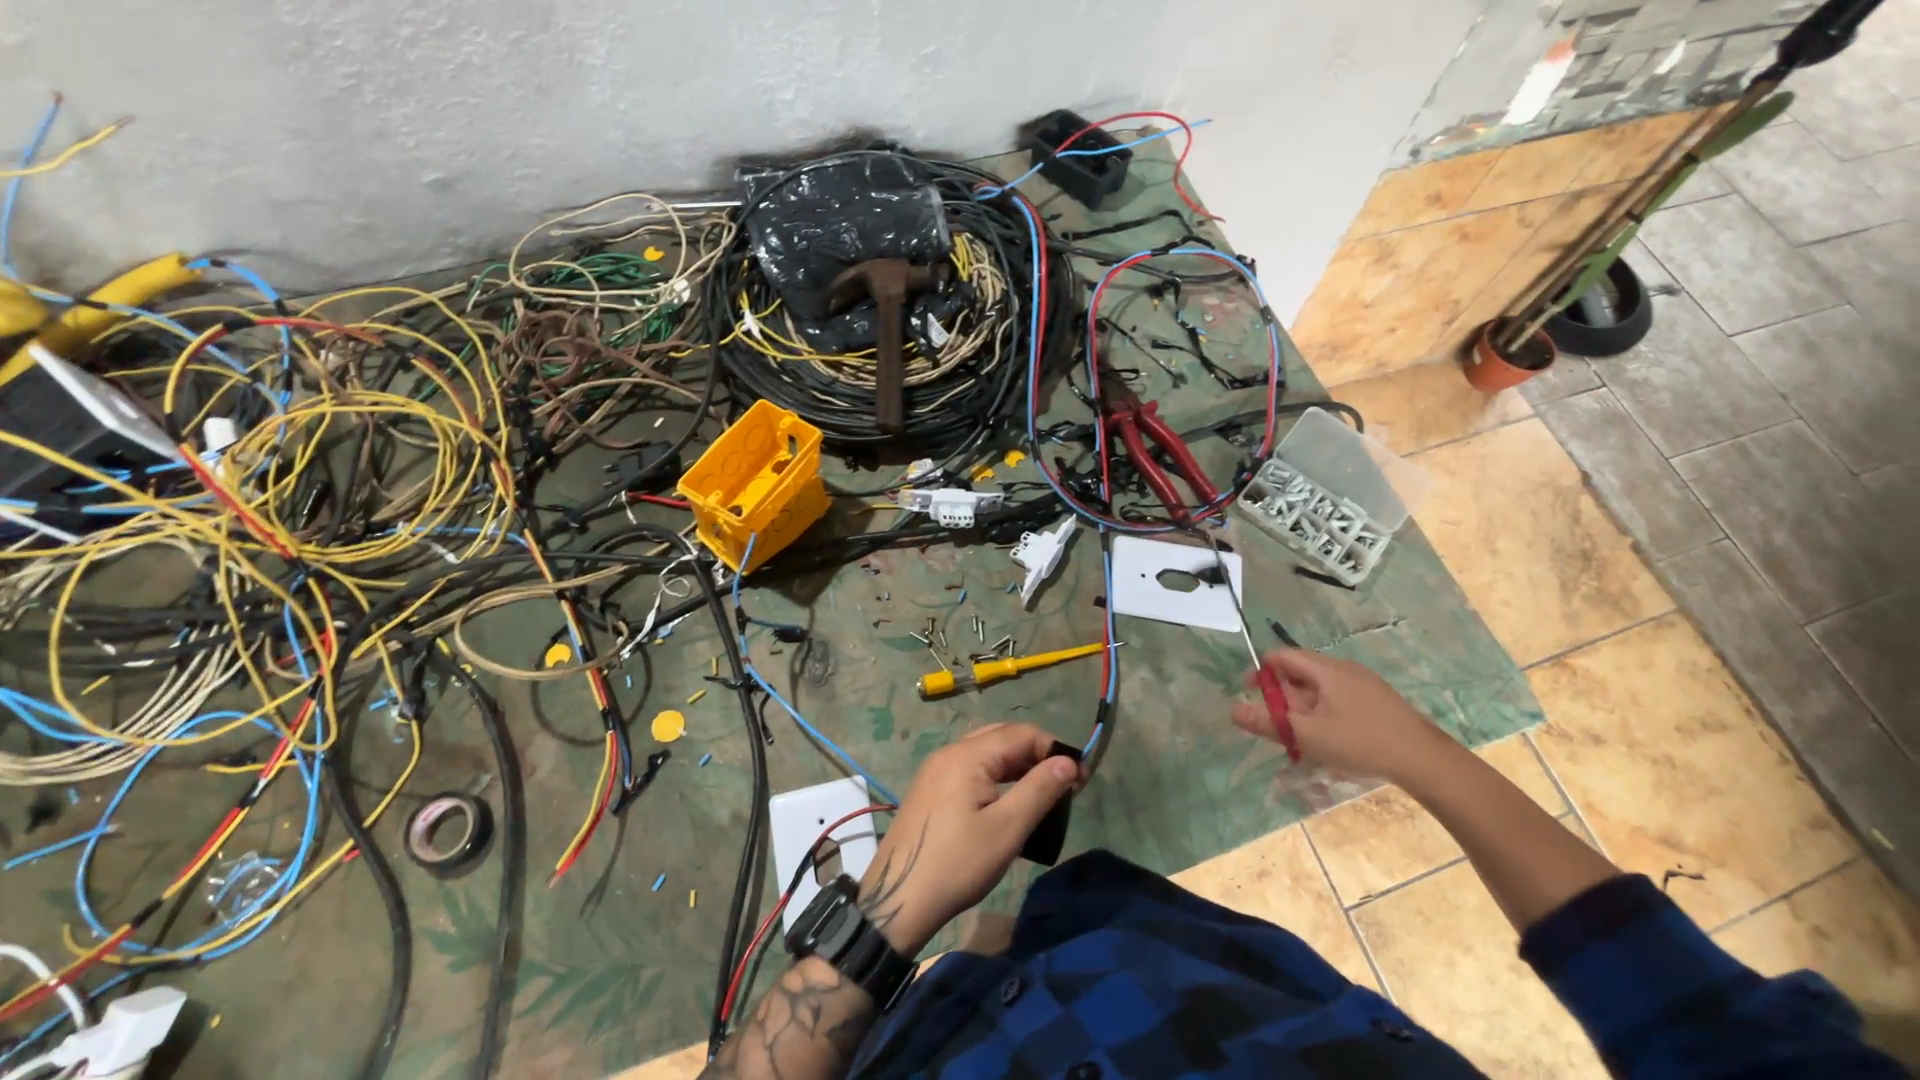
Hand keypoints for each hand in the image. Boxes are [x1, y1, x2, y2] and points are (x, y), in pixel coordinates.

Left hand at [856, 723, 1078, 954]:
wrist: (900, 899)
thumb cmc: (958, 863)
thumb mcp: (1007, 829)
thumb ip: (1040, 789)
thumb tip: (1068, 762)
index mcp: (967, 756)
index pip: (1021, 733)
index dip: (1054, 750)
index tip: (1080, 780)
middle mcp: (948, 754)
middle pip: (1001, 738)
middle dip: (1035, 755)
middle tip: (1062, 785)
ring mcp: (935, 772)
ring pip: (985, 755)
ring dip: (1016, 767)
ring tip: (1041, 795)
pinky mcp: (930, 792)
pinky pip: (970, 771)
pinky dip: (995, 779)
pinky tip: (1007, 805)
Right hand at [1230, 649, 1458, 784]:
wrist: (1423, 759)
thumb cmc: (1360, 741)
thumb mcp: (1308, 735)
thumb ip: (1268, 722)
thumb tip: (1233, 711)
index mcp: (1326, 669)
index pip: (1282, 656)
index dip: (1261, 671)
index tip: (1249, 693)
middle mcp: (1343, 668)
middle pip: (1300, 670)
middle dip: (1280, 692)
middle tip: (1271, 720)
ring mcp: (1363, 683)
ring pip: (1319, 685)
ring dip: (1300, 703)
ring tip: (1295, 732)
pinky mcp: (1376, 700)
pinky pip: (1337, 695)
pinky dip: (1321, 709)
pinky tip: (1325, 735)